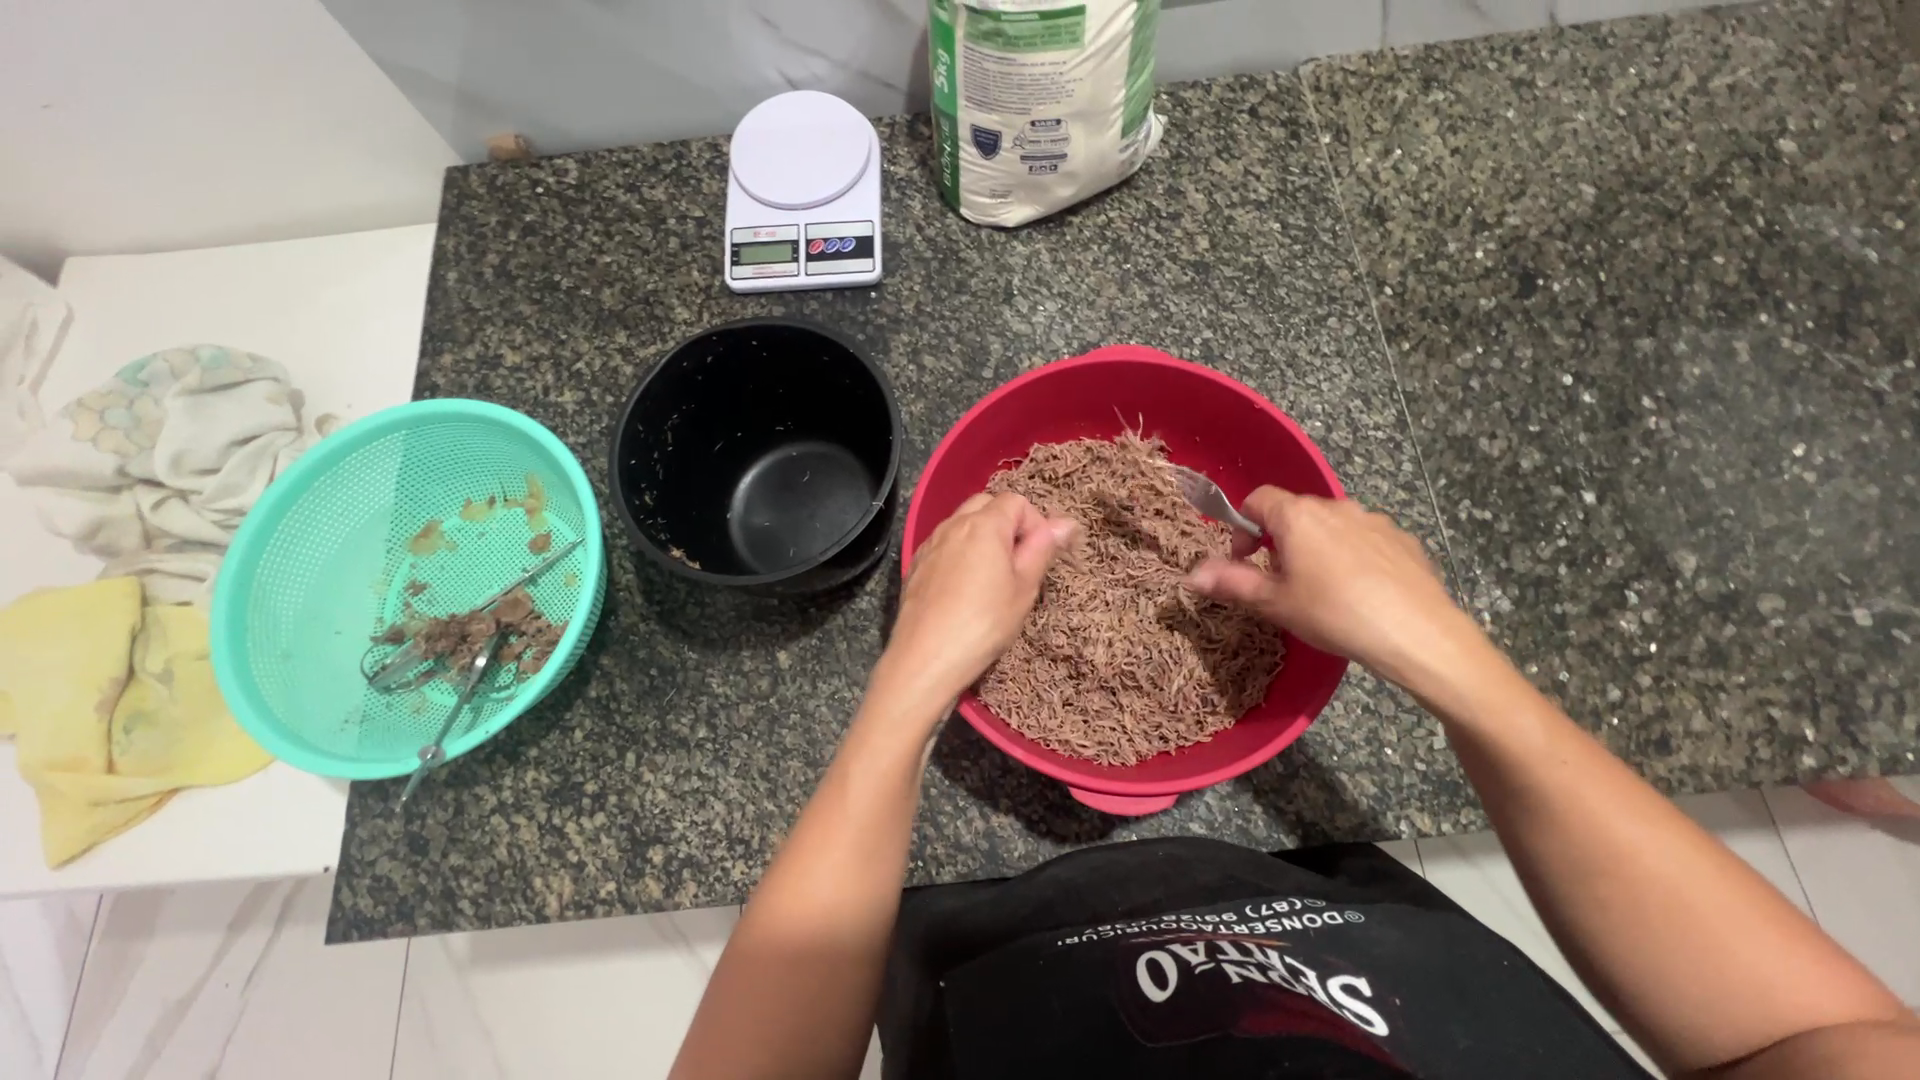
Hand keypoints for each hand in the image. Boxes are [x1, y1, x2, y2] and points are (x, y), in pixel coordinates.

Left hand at [879, 493, 1078, 705]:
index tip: (1039, 555)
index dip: (1034, 522)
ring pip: (962, 523)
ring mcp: (930, 543)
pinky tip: (964, 587)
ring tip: (992, 577)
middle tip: (1018, 562)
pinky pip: (944, 544)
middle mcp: (953, 524)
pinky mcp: (916, 564)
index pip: (1016, 501)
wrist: (926, 657)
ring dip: (982, 537)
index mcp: (984, 525)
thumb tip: (1065, 521)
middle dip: (1007, 524)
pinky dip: (960, 552)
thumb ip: (1043, 548)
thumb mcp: (1024, 588)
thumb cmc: (984, 624)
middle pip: (986, 504)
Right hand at [1184, 486, 1496, 697]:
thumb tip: (1192, 574)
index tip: (1244, 560)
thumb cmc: (1333, 613)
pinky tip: (1360, 592)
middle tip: (1280, 582)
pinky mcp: (1403, 539)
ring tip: (1321, 590)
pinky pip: (1364, 540)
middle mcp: (1335, 507)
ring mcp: (1373, 520)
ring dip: (1316, 548)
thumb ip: (1231, 583)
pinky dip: (1352, 557)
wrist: (1417, 632)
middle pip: (1294, 513)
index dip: (1242, 527)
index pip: (1257, 500)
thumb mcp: (1273, 603)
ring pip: (1331, 526)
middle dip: (1279, 541)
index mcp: (1297, 516)